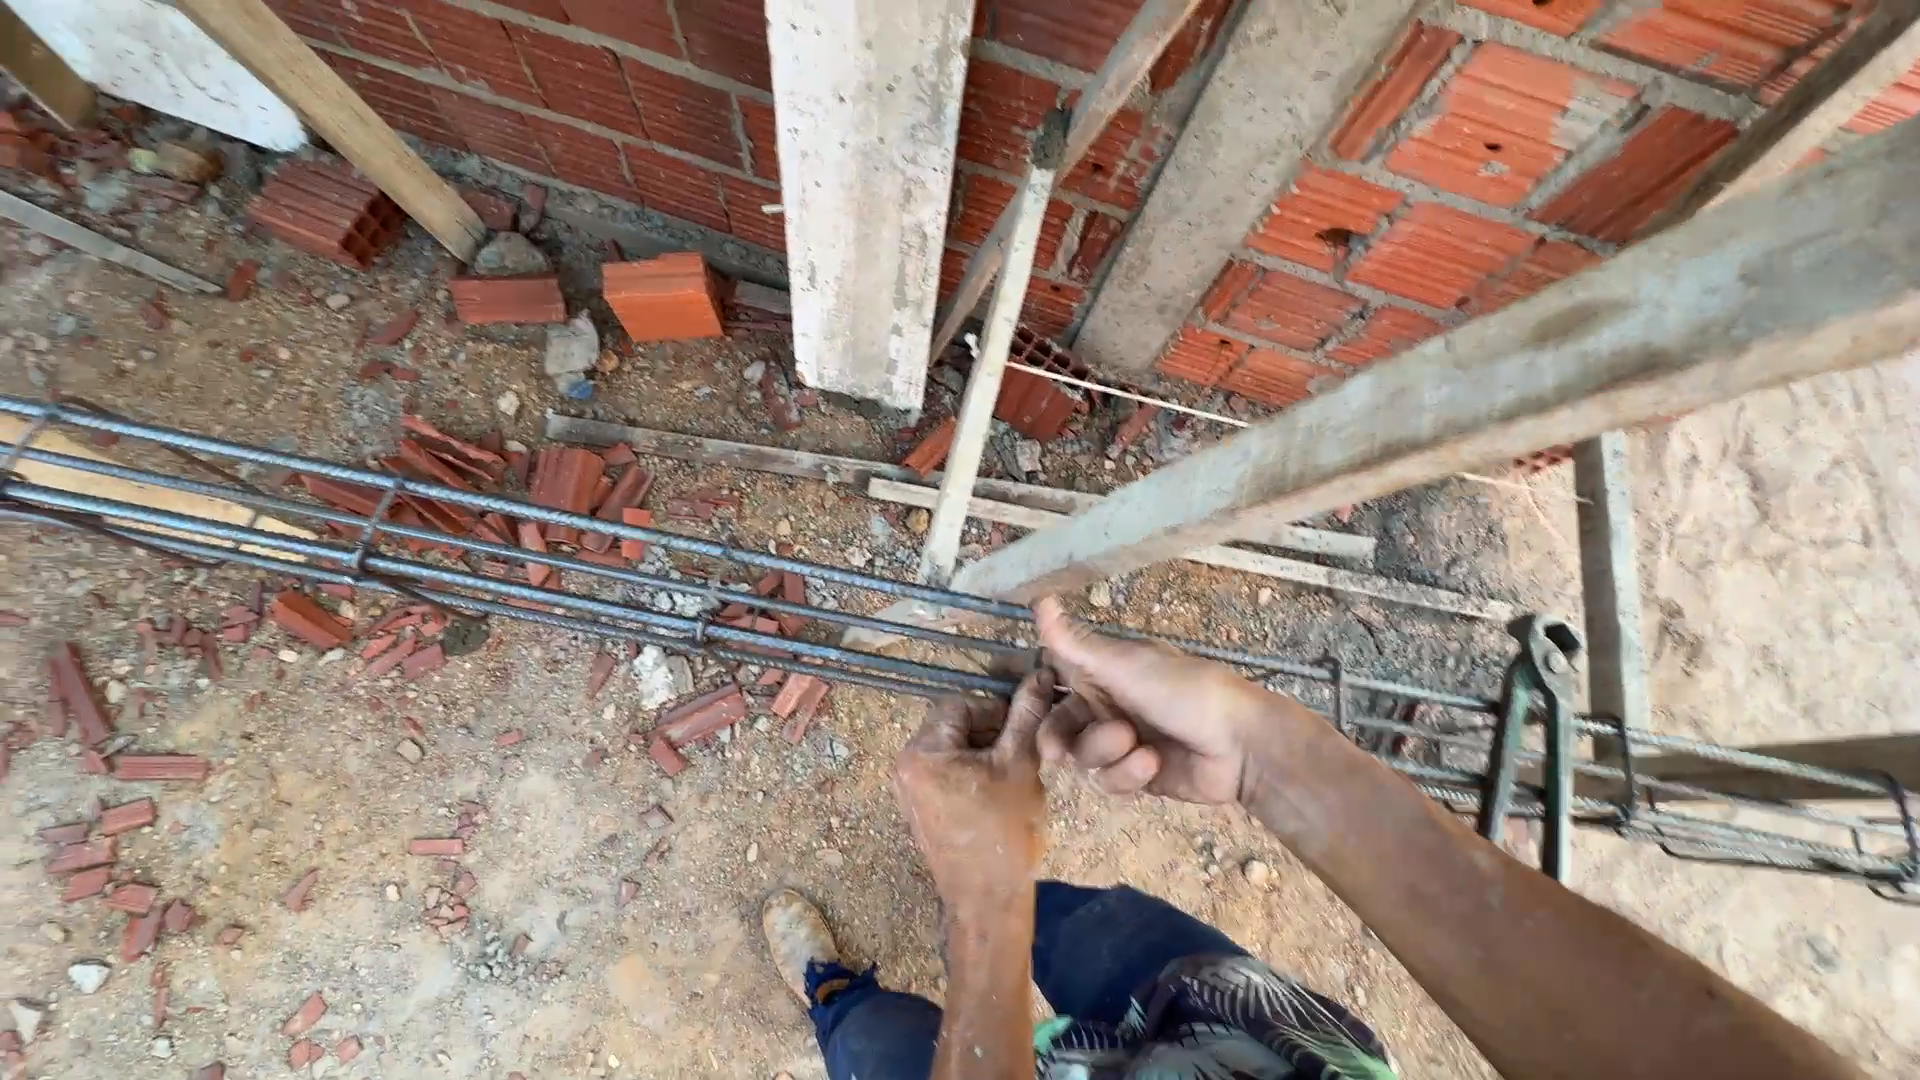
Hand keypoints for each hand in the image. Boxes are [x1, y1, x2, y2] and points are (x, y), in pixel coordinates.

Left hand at [893, 669, 1052, 907]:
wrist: (987, 901)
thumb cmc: (1004, 830)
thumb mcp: (1020, 764)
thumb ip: (1027, 715)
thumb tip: (1040, 675)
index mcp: (922, 751)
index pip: (960, 705)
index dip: (995, 712)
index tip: (1022, 732)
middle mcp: (905, 765)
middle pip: (953, 726)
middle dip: (990, 733)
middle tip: (1020, 755)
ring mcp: (909, 789)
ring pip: (953, 749)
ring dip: (984, 753)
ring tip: (1011, 777)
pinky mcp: (920, 808)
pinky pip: (946, 773)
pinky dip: (972, 774)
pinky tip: (997, 795)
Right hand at [1034, 597, 1281, 804]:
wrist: (1239, 743)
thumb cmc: (1183, 690)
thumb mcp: (1124, 663)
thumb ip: (1075, 643)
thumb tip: (1039, 599)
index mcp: (1102, 672)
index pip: (1053, 682)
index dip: (1037, 698)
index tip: (1029, 707)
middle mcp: (1106, 705)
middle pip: (1059, 727)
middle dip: (1059, 739)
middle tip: (1057, 752)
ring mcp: (1121, 742)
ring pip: (1083, 757)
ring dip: (1105, 753)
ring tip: (1136, 746)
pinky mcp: (1136, 776)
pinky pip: (1109, 781)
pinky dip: (1128, 774)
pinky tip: (1153, 764)